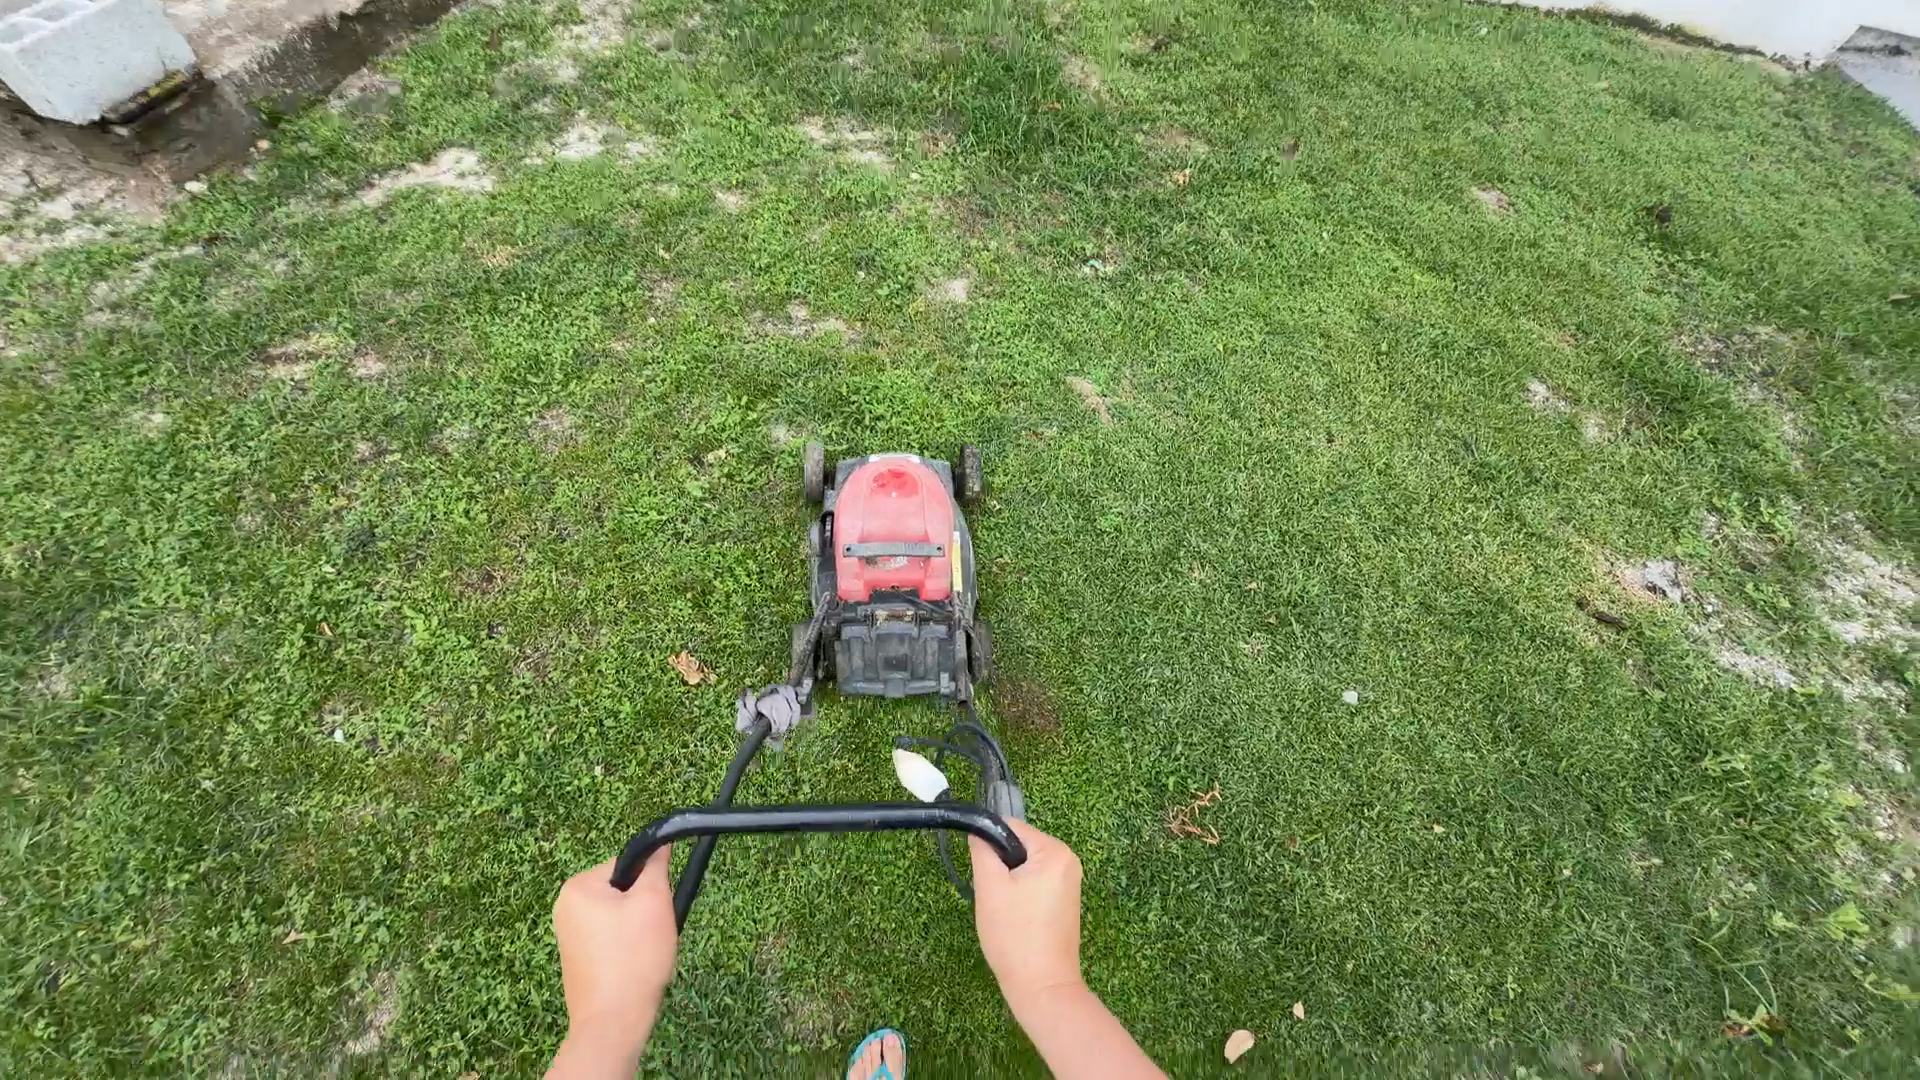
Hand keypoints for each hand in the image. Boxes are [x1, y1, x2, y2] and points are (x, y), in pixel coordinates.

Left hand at [547, 848, 675, 1077]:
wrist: (613, 1022)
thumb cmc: (634, 955)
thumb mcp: (654, 900)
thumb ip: (657, 865)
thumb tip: (660, 844)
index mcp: (577, 888)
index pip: (627, 864)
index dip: (649, 881)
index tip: (657, 905)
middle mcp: (565, 908)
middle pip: (623, 888)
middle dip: (643, 905)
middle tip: (652, 928)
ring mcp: (569, 935)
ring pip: (620, 913)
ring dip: (639, 925)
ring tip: (646, 947)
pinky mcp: (578, 958)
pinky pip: (612, 934)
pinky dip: (628, 943)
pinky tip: (636, 961)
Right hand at [968, 820, 1084, 1009]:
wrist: (1043, 989)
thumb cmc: (1014, 935)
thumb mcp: (989, 887)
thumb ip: (982, 850)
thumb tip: (978, 830)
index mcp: (1055, 851)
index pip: (1011, 827)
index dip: (990, 845)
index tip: (983, 874)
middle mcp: (1069, 860)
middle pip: (1019, 846)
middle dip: (1001, 866)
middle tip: (993, 896)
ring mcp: (1070, 882)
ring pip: (1025, 866)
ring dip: (1009, 882)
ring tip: (1004, 909)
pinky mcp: (1066, 901)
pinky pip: (1036, 883)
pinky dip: (1021, 894)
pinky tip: (1015, 917)